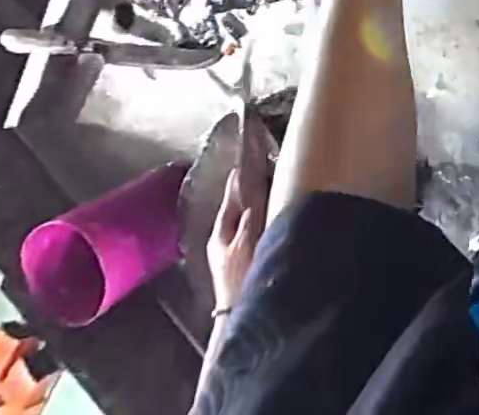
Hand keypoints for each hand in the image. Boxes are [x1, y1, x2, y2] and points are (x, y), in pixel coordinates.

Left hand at [208, 170, 261, 313]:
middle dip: (240, 194)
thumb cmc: (238, 278)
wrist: (236, 311)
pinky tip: (260, 216)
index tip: (239, 168)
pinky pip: (244, 230)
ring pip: (237, 221)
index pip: (227, 204)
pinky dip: (250, 219)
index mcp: (218, 235)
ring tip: (257, 190)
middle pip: (231, 211)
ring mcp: (227, 251)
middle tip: (251, 175)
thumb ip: (246, 224)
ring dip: (246, 206)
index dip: (233, 187)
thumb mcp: (243, 247)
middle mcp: (221, 240)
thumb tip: (250, 204)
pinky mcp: (237, 259)